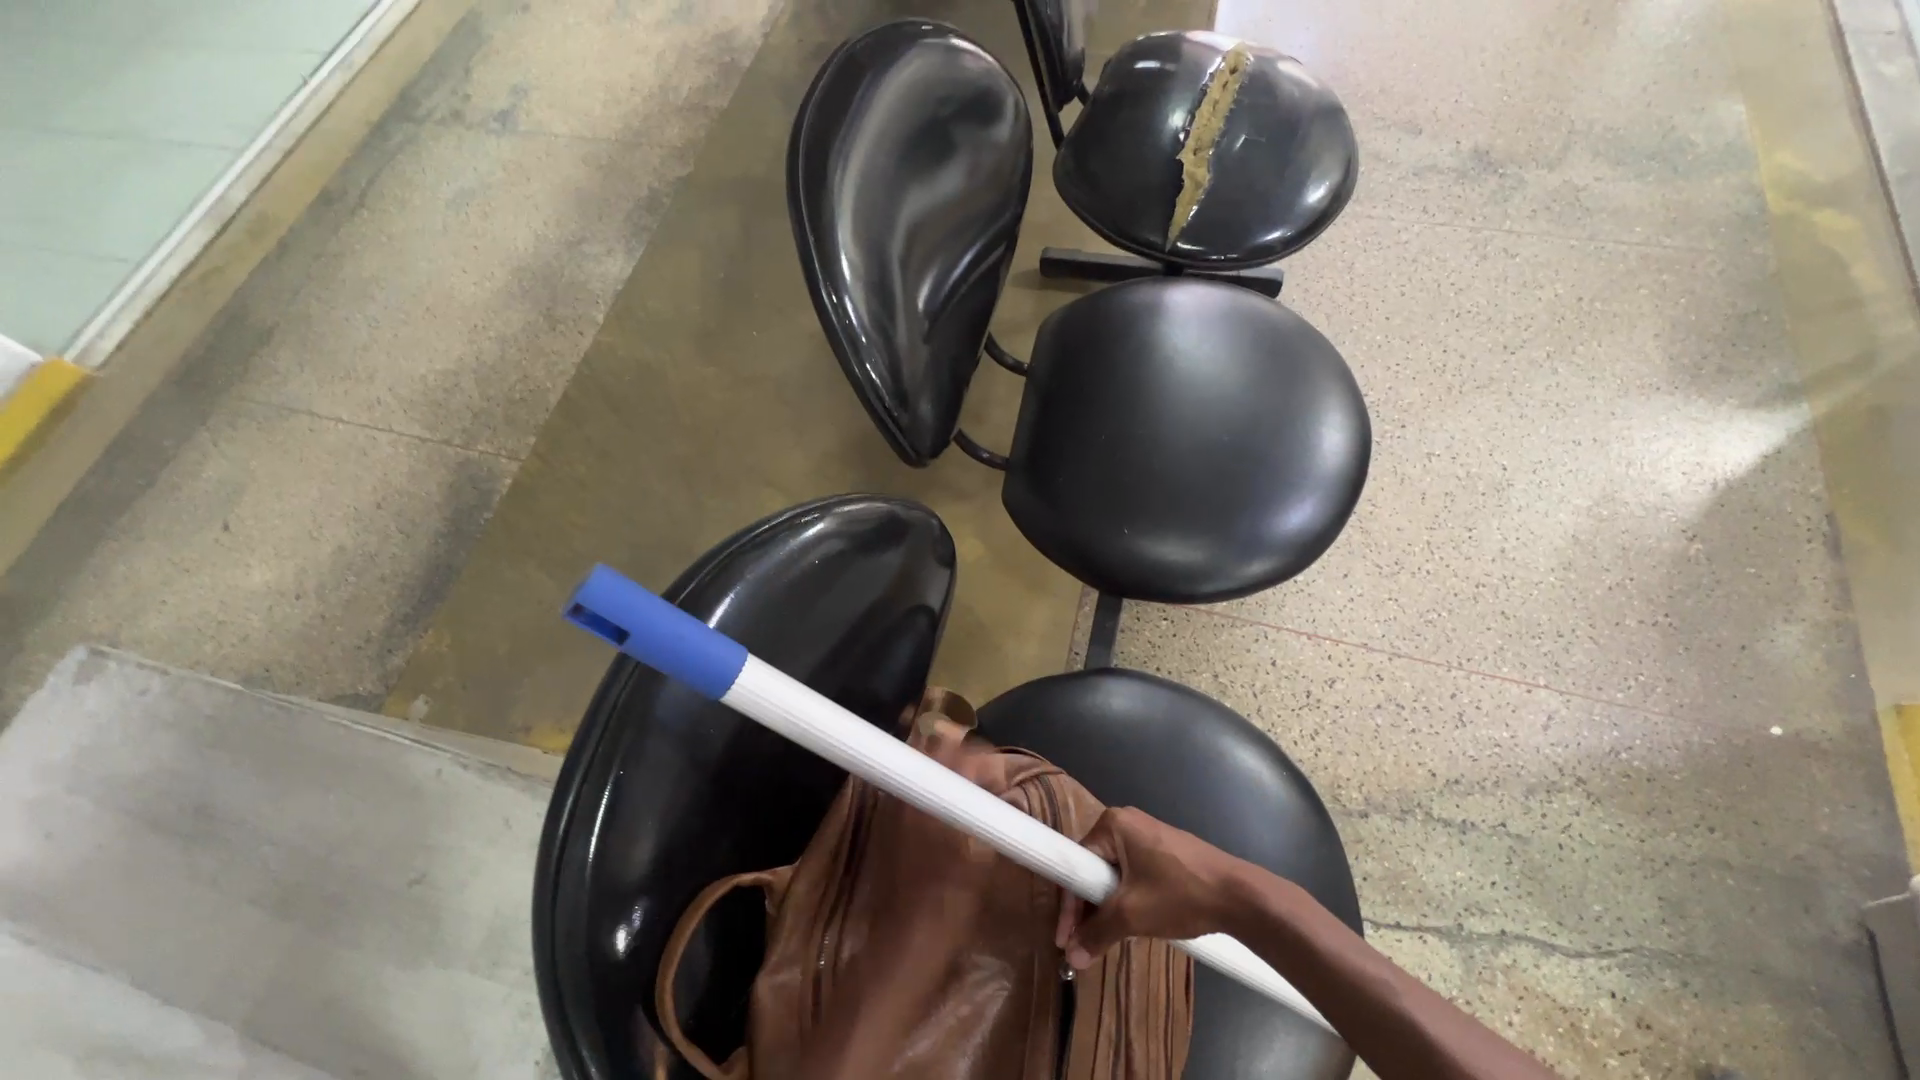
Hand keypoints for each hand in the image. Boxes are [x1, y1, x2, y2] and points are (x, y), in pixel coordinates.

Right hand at [1054, 806, 1246, 968]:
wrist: (1240, 895)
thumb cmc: (1180, 894)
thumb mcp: (1132, 915)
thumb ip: (1097, 934)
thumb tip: (1072, 958)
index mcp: (1112, 824)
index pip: (1075, 863)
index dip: (1068, 905)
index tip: (1065, 939)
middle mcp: (1126, 822)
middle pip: (1092, 869)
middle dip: (1087, 909)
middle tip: (1082, 944)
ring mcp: (1147, 835)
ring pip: (1112, 875)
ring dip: (1107, 908)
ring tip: (1105, 940)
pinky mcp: (1163, 851)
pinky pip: (1131, 874)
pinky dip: (1126, 899)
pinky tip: (1131, 924)